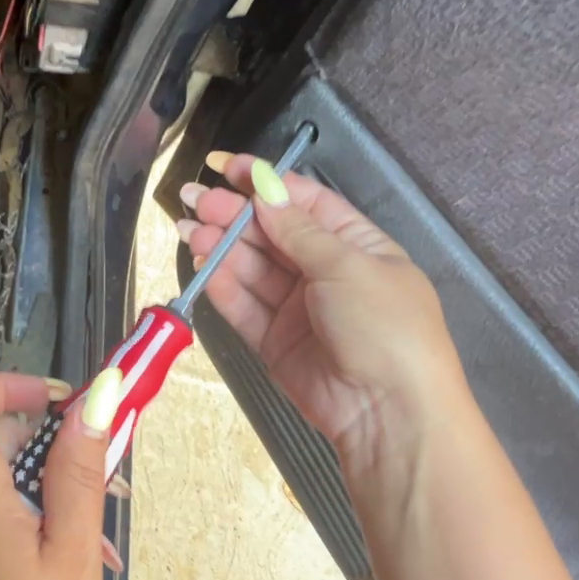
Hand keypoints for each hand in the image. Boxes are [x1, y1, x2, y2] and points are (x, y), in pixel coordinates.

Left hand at [0, 371, 125, 579]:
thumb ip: (78, 472)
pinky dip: (27, 518)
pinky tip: (70, 557)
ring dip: (47, 489)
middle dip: (50, 447)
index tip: (62, 401)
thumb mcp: (72, 554)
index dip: (13, 385)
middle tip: (108, 475)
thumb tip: (93, 402)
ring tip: (99, 532)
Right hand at [176, 151, 465, 482]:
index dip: (265, 183)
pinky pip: (243, 306)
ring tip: (188, 229)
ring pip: (251, 268)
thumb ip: (299, 231)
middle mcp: (324, 272)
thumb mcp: (348, 266)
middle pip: (270, 234)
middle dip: (233, 214)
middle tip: (194, 200)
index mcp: (356, 245)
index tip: (226, 166)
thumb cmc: (384, 326)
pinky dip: (221, 286)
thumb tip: (266, 192)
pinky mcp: (274, 340)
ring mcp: (297, 307)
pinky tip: (200, 264)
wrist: (389, 413)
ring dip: (220, 246)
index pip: (304, 203)